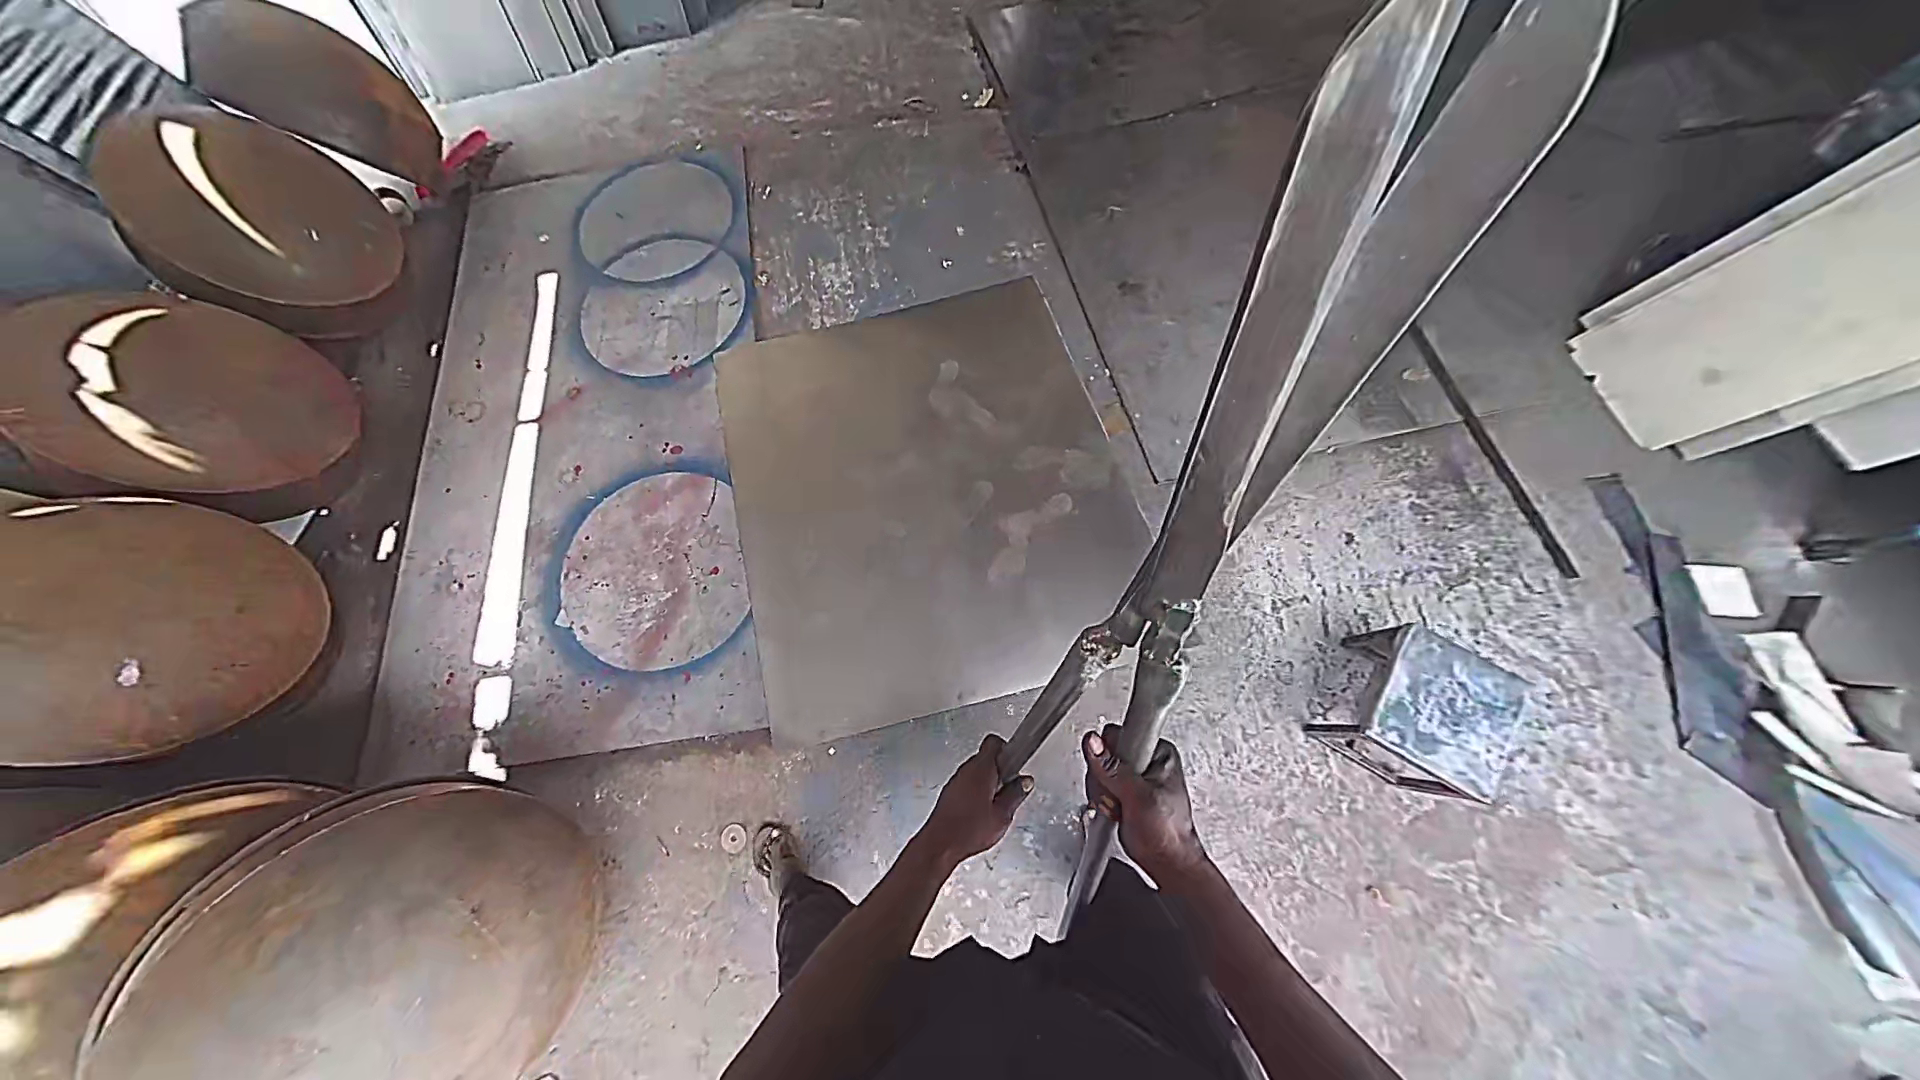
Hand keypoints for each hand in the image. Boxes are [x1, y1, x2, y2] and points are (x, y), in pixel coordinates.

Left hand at [916, 734, 1032, 866]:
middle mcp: (966, 769)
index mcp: (981, 769)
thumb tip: (1025, 782)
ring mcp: (955, 780)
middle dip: (999, 771)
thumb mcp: (1003, 815)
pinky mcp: (949, 792)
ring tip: (994, 805)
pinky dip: (974, 791)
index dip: (1006, 750)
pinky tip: (979, 811)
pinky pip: (965, 783)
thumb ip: (1015, 794)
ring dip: (986, 782)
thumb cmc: (968, 829)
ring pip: (976, 771)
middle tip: (1007, 789)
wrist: (940, 844)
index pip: (994, 742)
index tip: (1014, 764)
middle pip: (986, 757)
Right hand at [1083, 726, 1209, 883]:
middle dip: (1104, 781)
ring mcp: (1134, 775)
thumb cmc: (1168, 834)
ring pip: (1098, 771)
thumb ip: (1113, 769)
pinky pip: (1099, 785)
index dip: (1109, 756)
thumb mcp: (1138, 797)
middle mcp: (1146, 759)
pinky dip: (1102, 800)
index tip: (1117, 778)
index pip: (1116, 734)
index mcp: (1158, 751)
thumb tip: (1094, 743)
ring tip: (1121, 808)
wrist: (1167, 864)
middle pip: (1103, 754)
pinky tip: (1116, 812)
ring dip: (1103, 794)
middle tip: (1120, 798)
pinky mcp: (1124, 789)